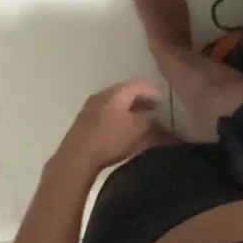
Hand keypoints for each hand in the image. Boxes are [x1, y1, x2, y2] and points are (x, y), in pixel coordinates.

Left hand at [50, 80, 165, 178]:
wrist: (77, 157)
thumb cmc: (110, 139)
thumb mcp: (137, 128)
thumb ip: (150, 119)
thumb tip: (156, 116)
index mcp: (116, 92)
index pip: (139, 85)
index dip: (154, 93)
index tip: (165, 103)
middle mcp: (102, 95)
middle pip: (127, 94)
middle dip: (143, 102)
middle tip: (156, 112)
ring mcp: (91, 108)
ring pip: (116, 106)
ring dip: (131, 112)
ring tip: (143, 123)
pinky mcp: (85, 123)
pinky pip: (108, 116)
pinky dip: (120, 120)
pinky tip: (125, 132)